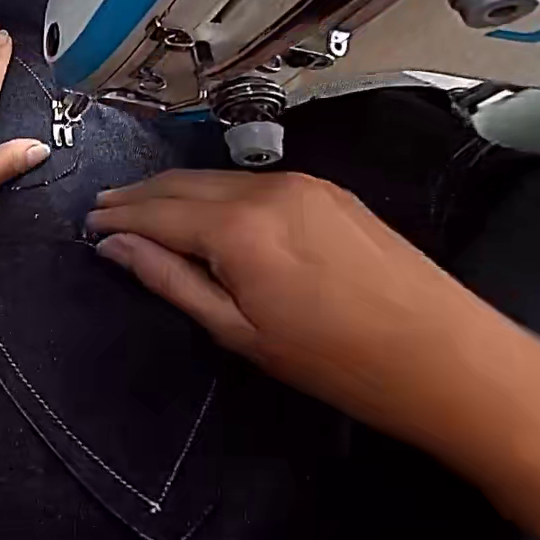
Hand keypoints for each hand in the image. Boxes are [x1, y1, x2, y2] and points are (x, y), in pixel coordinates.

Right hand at [87, 170, 539, 449]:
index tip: (90, 221)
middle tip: (105, 208)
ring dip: (175, 191)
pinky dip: (216, 193)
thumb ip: (170, 279)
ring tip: (145, 207)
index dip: (120, 216)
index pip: (158, 211)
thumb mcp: (239, 332)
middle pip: (181, 183)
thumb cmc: (335, 361)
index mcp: (237, 227)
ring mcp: (299, 181)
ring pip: (216, 178)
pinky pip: (251, 182)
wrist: (449, 356)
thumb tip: (116, 245)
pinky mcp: (324, 187)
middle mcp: (263, 188)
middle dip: (139, 195)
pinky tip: (205, 208)